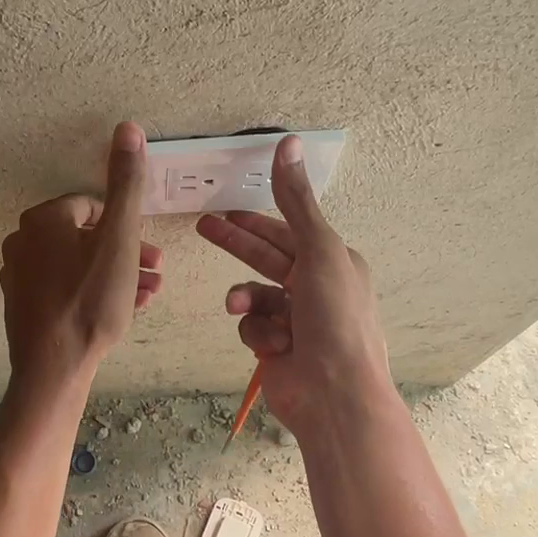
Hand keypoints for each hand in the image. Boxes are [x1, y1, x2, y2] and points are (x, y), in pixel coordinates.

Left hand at [0, 122, 162, 381]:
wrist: (53, 367)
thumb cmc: (89, 302)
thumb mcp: (119, 241)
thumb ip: (126, 185)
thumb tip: (128, 129)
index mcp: (43, 219)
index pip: (93, 206)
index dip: (125, 226)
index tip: (147, 249)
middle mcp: (23, 241)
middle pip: (86, 238)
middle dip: (125, 252)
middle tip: (154, 270)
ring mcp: (20, 276)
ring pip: (78, 265)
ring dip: (115, 274)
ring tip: (146, 293)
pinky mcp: (23, 305)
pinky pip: (64, 289)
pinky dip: (93, 293)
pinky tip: (120, 310)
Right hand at [195, 134, 388, 432]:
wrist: (334, 393)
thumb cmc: (335, 318)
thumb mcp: (318, 250)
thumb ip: (296, 200)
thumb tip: (288, 143)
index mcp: (334, 263)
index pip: (287, 233)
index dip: (256, 220)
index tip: (225, 210)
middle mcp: (316, 289)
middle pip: (266, 259)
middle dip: (236, 246)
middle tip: (202, 227)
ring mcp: (296, 321)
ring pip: (254, 297)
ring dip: (247, 302)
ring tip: (240, 309)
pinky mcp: (277, 348)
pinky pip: (252, 328)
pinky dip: (258, 334)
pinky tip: (272, 346)